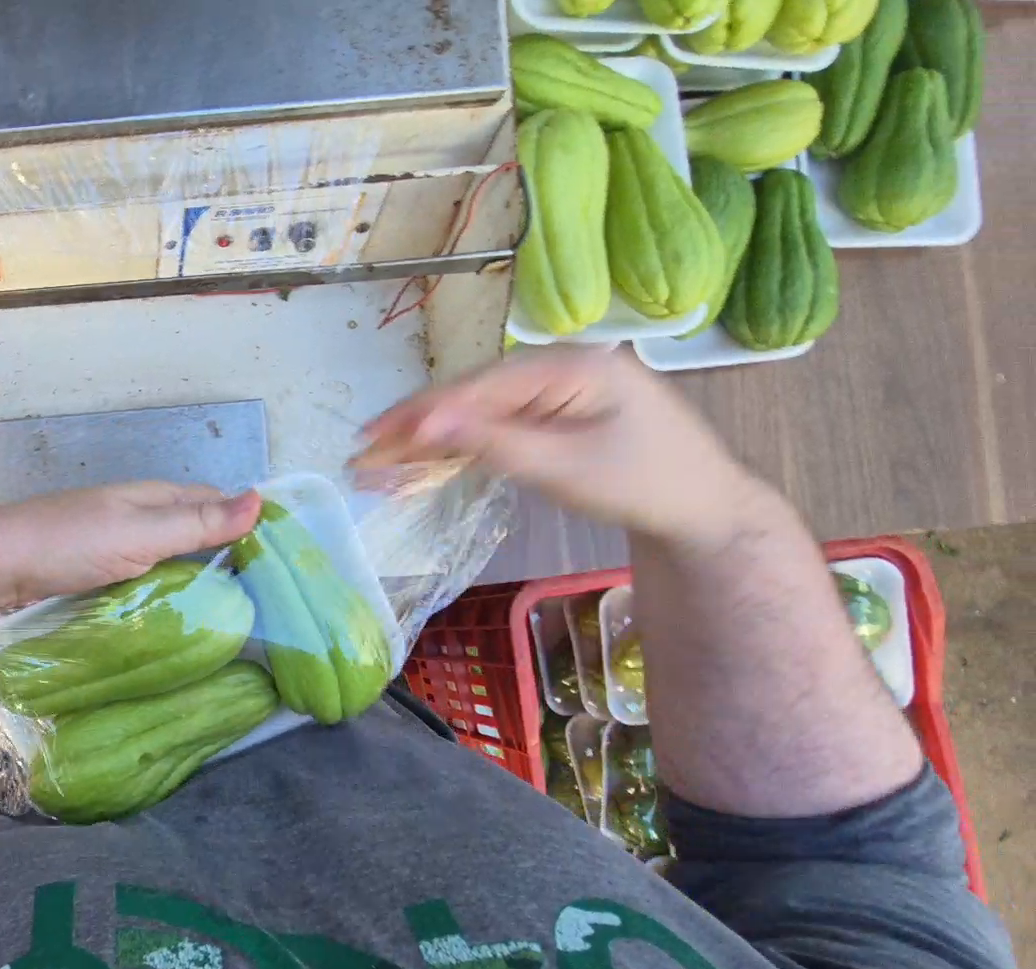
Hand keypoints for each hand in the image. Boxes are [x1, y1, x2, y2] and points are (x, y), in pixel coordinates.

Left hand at [0, 482, 262, 608]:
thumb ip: (196, 522)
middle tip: (265, 602)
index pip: (216, 504)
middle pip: (195, 534)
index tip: (282, 564)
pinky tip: (180, 621)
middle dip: (228, 558)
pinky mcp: (99, 576)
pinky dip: (168, 596)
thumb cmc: (68, 544)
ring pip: (171, 561)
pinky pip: (147, 582)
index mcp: (154, 498)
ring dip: (198, 582)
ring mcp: (116, 547)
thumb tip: (260, 499)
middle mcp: (139, 517)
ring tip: (233, 618)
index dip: (248, 526)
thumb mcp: (140, 532)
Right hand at [352, 345, 769, 547]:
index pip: (477, 387)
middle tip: (362, 450)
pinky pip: (491, 422)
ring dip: (427, 435)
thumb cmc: (643, 484)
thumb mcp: (565, 466)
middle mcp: (556, 366)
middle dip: (413, 425)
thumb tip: (426, 423)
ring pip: (474, 409)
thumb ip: (493, 442)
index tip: (373, 434)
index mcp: (569, 366)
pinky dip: (455, 442)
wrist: (701, 507)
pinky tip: (420, 455)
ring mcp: (553, 388)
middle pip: (468, 394)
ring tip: (378, 457)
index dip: (420, 412)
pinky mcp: (549, 411)